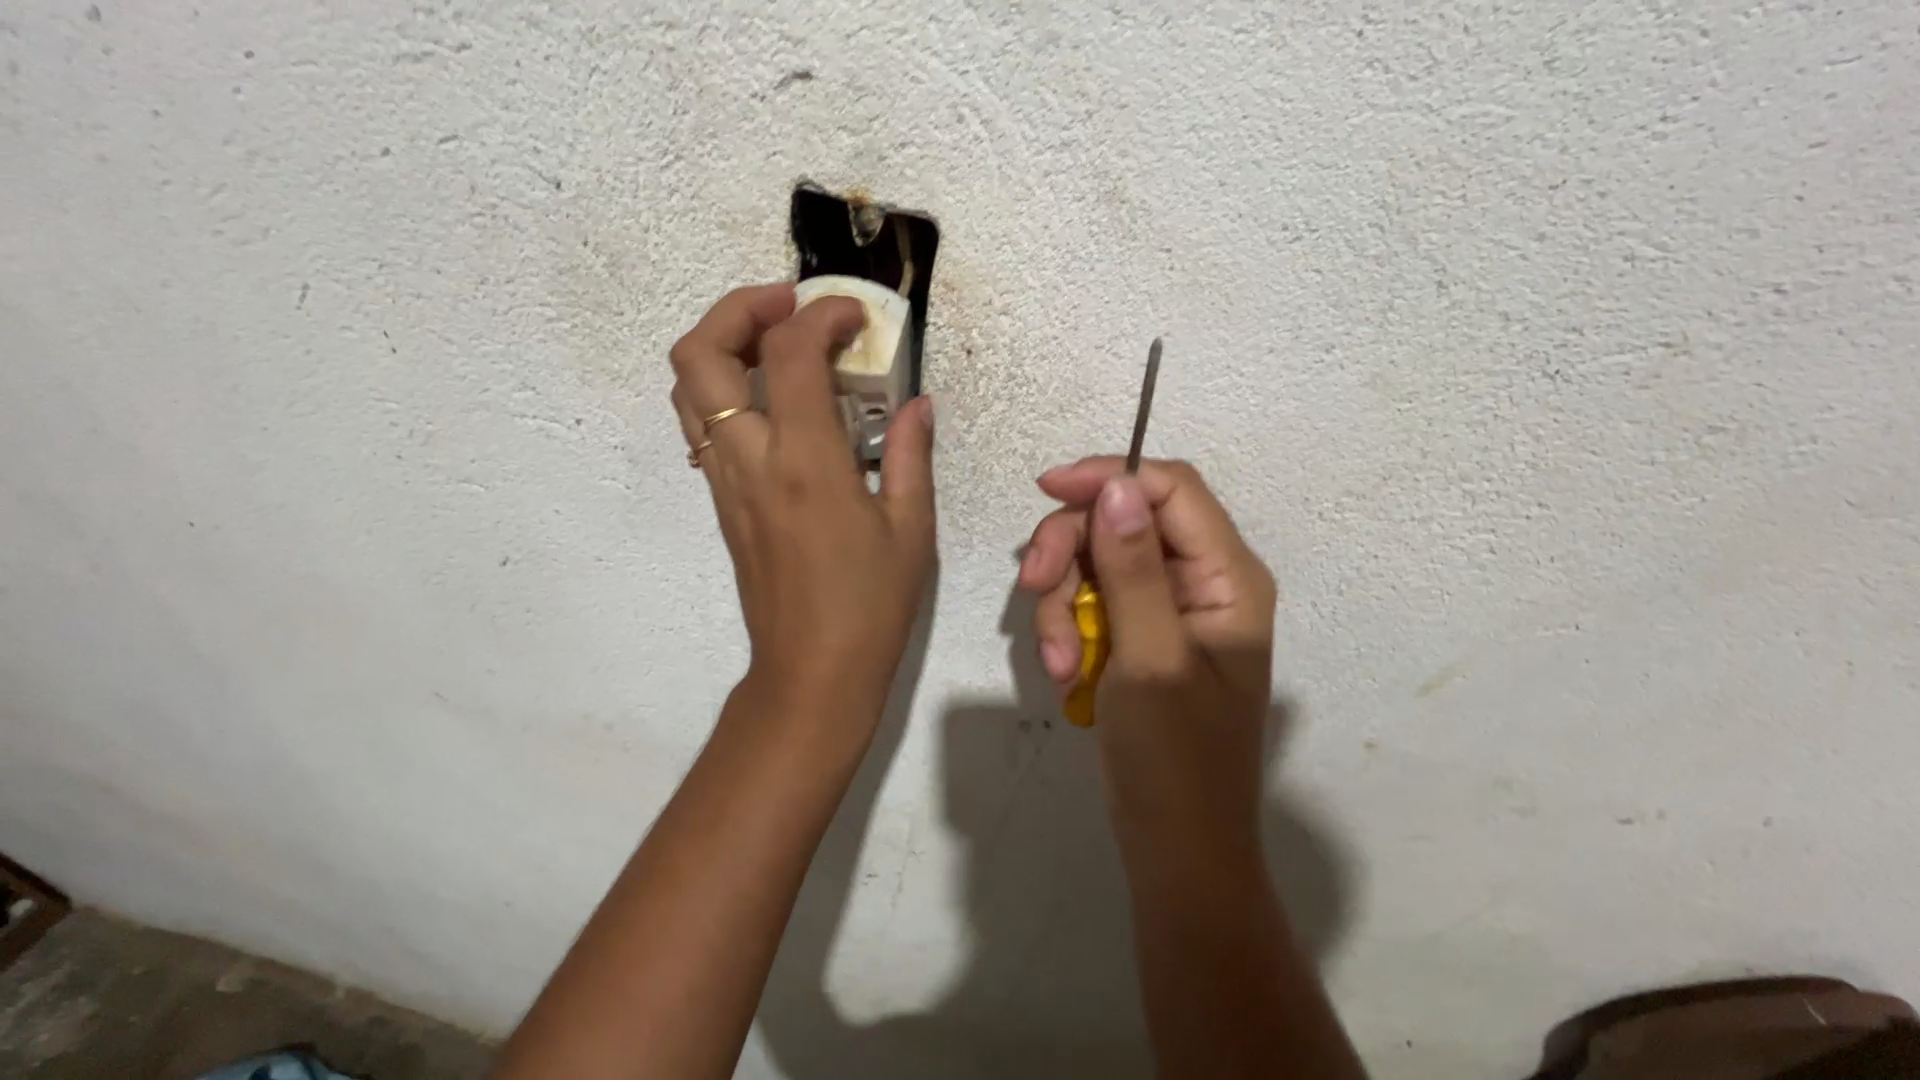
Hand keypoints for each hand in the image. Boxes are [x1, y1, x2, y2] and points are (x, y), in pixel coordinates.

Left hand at [670, 284, 935, 733]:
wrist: (811, 672)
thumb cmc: (870, 606)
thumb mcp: (909, 528)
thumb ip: (907, 453)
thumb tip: (914, 404)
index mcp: (805, 463)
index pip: (788, 353)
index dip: (821, 315)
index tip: (856, 318)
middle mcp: (750, 461)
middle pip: (699, 353)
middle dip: (738, 308)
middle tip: (790, 306)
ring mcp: (725, 481)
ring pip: (688, 387)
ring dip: (724, 345)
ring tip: (778, 344)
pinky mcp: (721, 502)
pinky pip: (702, 424)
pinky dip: (727, 388)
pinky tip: (777, 402)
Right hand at [1017, 459, 1276, 842]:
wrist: (1174, 845)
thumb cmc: (1176, 761)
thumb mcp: (1152, 660)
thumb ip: (1134, 570)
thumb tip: (1117, 487)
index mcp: (1228, 577)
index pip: (1170, 490)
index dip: (1109, 478)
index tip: (1046, 490)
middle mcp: (1202, 582)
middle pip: (1122, 521)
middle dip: (1070, 553)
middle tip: (1033, 589)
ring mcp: (1168, 610)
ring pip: (1095, 562)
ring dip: (1060, 604)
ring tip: (1058, 665)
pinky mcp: (1138, 637)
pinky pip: (1089, 603)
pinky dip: (1066, 632)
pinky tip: (1064, 676)